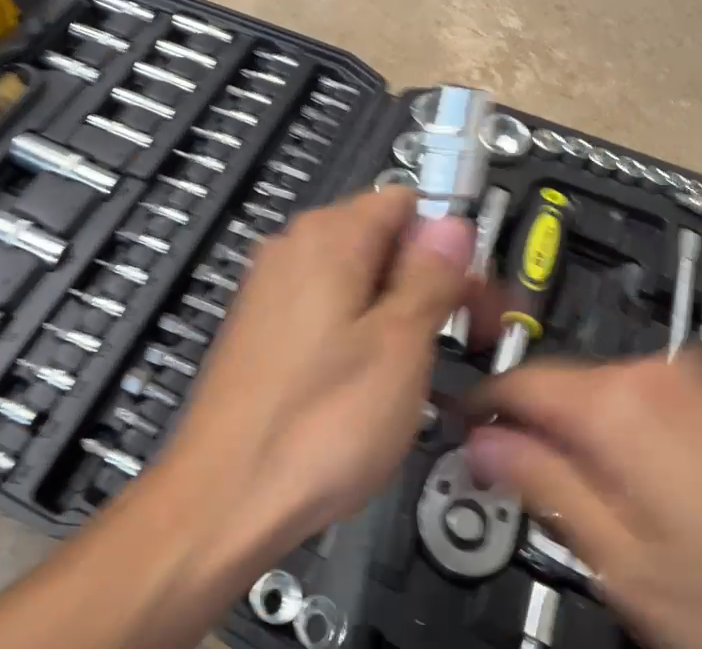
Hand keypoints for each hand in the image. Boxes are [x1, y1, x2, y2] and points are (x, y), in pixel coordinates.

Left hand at [158, 186, 474, 567]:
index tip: (476, 297)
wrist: (226, 498)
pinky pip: (325, 313)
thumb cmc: (315, 427)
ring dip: (395, 314)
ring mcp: (271, 292)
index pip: (408, 203)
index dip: (452, 246)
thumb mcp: (399, 345)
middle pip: (381, 240)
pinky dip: (357, 336)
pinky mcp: (262, 333)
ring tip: (412, 374)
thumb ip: (431, 274)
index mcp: (327, 238)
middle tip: (458, 341)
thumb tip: (452, 225)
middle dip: (427, 281)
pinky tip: (368, 387)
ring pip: (355, 281)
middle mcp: (291, 252)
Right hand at [466, 358, 701, 648]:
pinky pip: (647, 406)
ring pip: (604, 394)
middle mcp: (663, 376)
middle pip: (562, 382)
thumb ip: (543, 486)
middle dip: (533, 427)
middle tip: (514, 483)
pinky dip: (624, 440)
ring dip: (579, 437)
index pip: (518, 380)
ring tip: (579, 504)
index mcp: (622, 402)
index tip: (462, 435)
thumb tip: (487, 447)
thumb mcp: (622, 560)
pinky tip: (639, 499)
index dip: (481, 409)